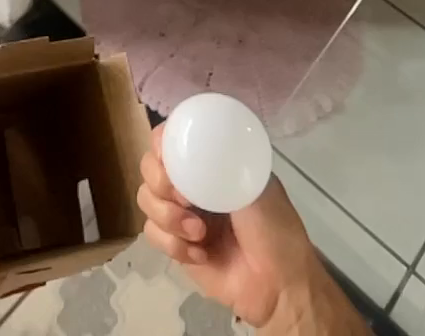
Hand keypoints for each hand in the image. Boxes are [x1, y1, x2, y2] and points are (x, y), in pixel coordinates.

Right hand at [138, 124, 362, 333]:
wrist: (279, 287)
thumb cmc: (275, 229)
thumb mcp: (256, 185)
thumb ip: (223, 162)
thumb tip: (194, 144)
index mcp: (210, 162)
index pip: (170, 138)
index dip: (161, 145)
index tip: (172, 162)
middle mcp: (191, 183)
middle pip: (148, 167)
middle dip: (160, 183)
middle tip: (185, 200)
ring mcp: (180, 213)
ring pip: (145, 199)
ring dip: (167, 216)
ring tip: (198, 233)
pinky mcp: (175, 244)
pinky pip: (151, 233)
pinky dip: (172, 244)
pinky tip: (199, 254)